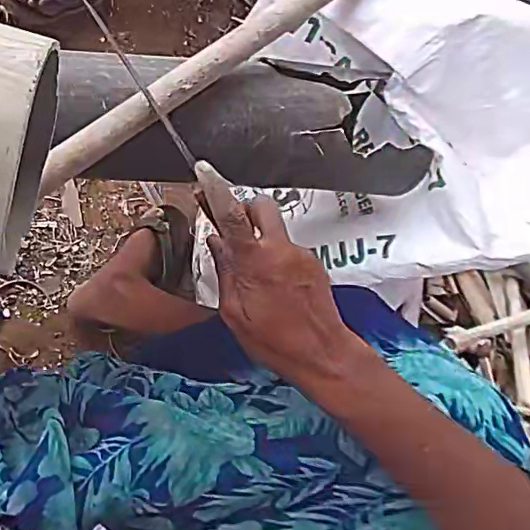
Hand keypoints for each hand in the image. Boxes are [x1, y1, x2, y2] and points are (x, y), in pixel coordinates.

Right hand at [206, 192, 369, 389]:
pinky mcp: (314, 264)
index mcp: (256, 261)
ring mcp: (301, 255)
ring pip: (274, 229)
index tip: (205, 173)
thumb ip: (224, 272)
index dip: (217, 190)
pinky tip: (270, 283)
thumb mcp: (234, 312)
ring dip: (259, 237)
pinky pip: (286, 248)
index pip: (233, 214)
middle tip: (231, 227)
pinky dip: (274, 256)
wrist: (325, 356)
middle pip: (261, 206)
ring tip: (251, 270)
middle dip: (244, 208)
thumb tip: (216, 243)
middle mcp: (281, 250)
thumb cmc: (276, 342)